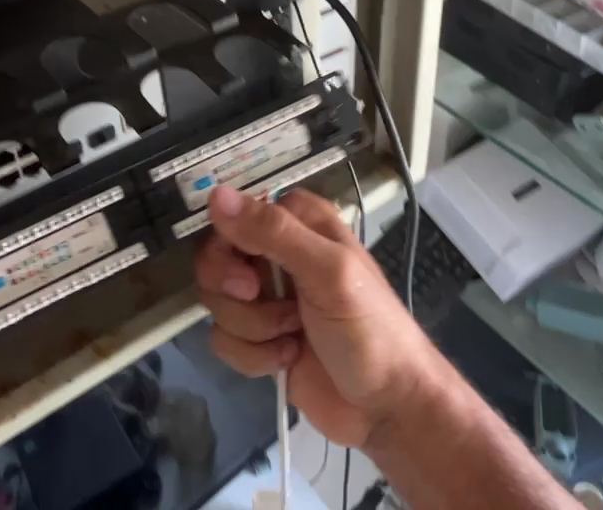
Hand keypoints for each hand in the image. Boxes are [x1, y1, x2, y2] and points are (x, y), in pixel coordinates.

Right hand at [196, 186, 447, 449]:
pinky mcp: (259, 337)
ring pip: (217, 301)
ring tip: (293, 335)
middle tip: (260, 299)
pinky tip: (288, 358)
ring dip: (252, 327)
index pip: (235, 212)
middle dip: (236, 291)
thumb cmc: (370, 330)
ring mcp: (267, 297)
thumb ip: (273, 232)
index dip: (230, 242)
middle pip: (216, 257)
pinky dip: (253, 355)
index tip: (248, 271)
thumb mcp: (328, 272)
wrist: (387, 408)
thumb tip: (216, 194)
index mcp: (299, 221)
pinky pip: (223, 339)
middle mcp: (278, 252)